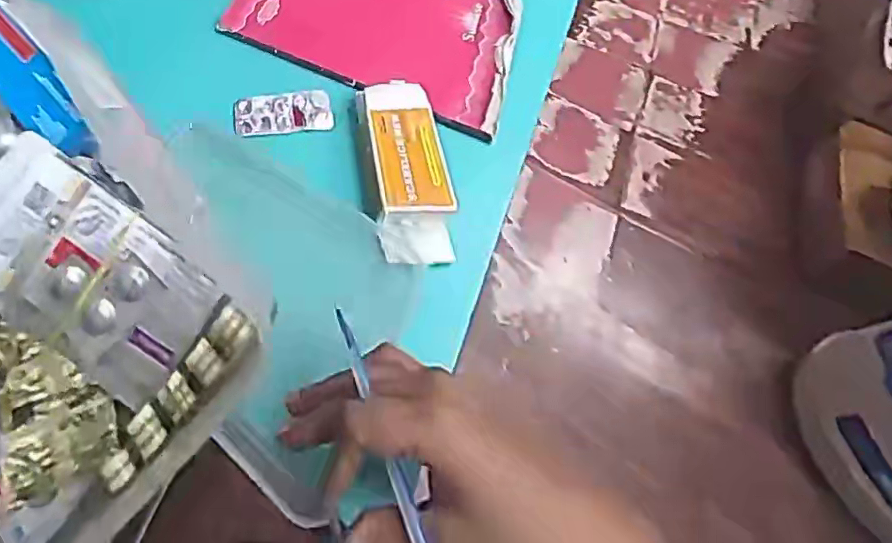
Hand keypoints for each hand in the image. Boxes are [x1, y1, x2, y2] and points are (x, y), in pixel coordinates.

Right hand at [280, 346, 658, 542]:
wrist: (602, 532)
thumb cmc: (522, 536)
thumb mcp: (450, 539)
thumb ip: (392, 529)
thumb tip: (349, 530)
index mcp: (429, 417)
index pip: (357, 423)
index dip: (330, 458)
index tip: (325, 502)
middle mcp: (437, 387)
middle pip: (365, 380)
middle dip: (325, 400)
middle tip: (289, 419)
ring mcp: (457, 385)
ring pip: (387, 365)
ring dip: (351, 382)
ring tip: (319, 399)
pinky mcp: (473, 395)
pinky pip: (412, 372)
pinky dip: (381, 381)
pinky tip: (375, 404)